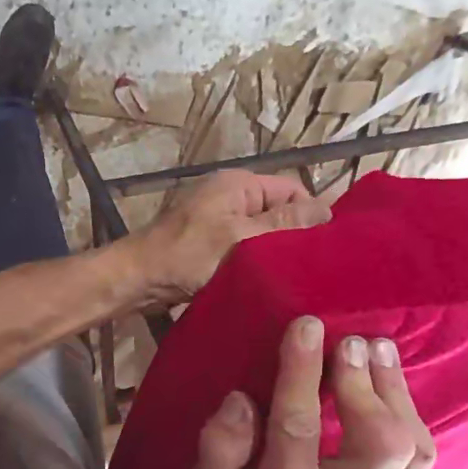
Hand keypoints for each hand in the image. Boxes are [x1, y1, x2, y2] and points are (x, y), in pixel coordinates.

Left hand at [124, 170, 329, 305]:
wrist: (138, 279)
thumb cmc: (188, 255)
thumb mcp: (242, 238)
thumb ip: (285, 224)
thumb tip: (329, 209)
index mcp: (239, 184)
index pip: (294, 189)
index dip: (313, 215)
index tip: (328, 250)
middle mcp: (231, 196)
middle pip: (280, 213)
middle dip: (296, 237)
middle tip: (316, 271)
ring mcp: (219, 221)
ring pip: (263, 235)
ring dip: (276, 255)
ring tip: (298, 280)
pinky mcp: (210, 245)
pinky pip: (245, 250)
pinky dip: (256, 264)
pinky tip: (271, 284)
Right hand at [192, 317, 434, 468]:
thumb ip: (220, 447)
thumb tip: (244, 399)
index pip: (299, 428)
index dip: (303, 373)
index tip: (307, 326)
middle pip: (378, 441)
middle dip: (366, 384)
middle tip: (351, 340)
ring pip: (412, 446)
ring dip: (395, 390)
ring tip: (376, 347)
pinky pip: (420, 453)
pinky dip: (408, 410)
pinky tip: (388, 381)